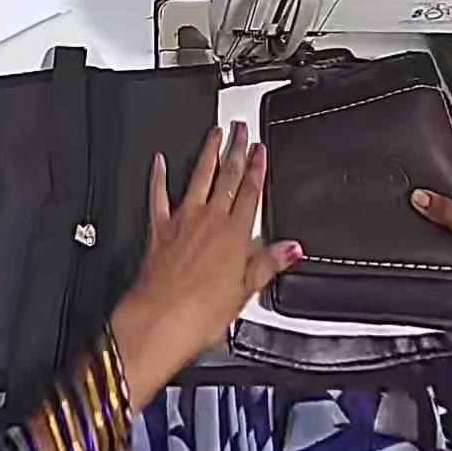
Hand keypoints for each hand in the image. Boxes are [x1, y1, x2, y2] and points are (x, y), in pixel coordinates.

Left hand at [110, 123, 301, 404]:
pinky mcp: (160, 228)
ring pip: (200, 176)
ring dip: (209, 153)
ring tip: (215, 133)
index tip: (260, 147)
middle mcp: (210, 219)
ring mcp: (184, 219)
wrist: (158, 323)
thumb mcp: (245, 292)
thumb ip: (269, 264)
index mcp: (234, 234)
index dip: (257, 167)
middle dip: (237, 149)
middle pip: (228, 176)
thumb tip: (293, 248)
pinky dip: (158, 177)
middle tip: (241, 127)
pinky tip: (159, 160)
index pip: (250, 191)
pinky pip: (159, 195)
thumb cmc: (200, 314)